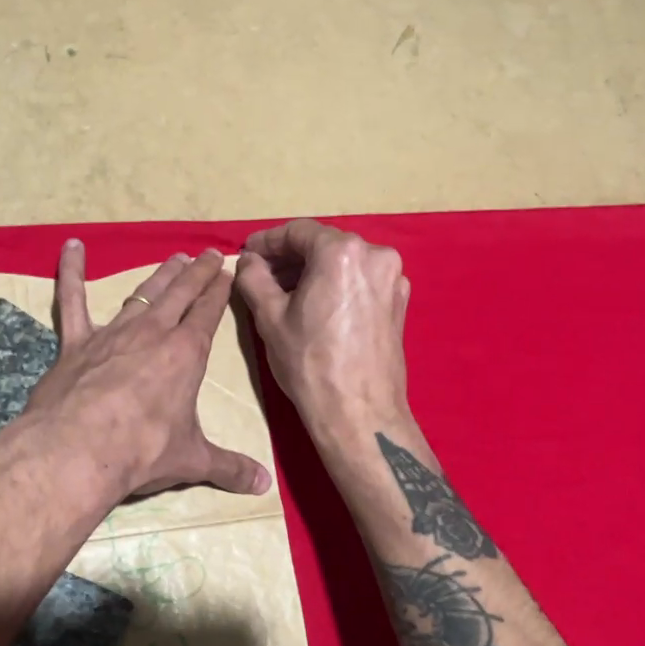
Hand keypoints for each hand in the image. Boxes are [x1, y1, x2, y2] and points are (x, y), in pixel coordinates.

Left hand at [21, 240, 271, 499]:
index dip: (219, 292)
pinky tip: (70, 247)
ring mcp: (112, 335)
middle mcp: (152, 335)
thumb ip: (229, 468)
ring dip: (159, 276)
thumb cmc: (142, 452)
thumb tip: (263, 486)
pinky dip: (70, 272)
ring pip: (141, 295)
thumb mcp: (192, 461)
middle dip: (198, 273)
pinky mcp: (75, 344)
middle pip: (180, 294)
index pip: (208, 313)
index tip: (229, 273)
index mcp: (185, 355)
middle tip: (210, 255)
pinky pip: (71, 301)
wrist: (77, 450)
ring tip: (174, 260)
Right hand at [235, 220, 411, 443]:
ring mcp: (392, 279)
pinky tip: (314, 307)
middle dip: (290, 257)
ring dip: (312, 272)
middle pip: (323, 244)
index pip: (297, 232)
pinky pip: (359, 282)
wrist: (359, 413)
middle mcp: (375, 255)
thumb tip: (248, 261)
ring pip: (343, 263)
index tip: (247, 254)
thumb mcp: (270, 318)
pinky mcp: (398, 303)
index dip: (267, 242)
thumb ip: (254, 278)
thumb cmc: (310, 364)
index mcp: (342, 252)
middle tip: (259, 275)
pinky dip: (335, 286)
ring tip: (283, 294)